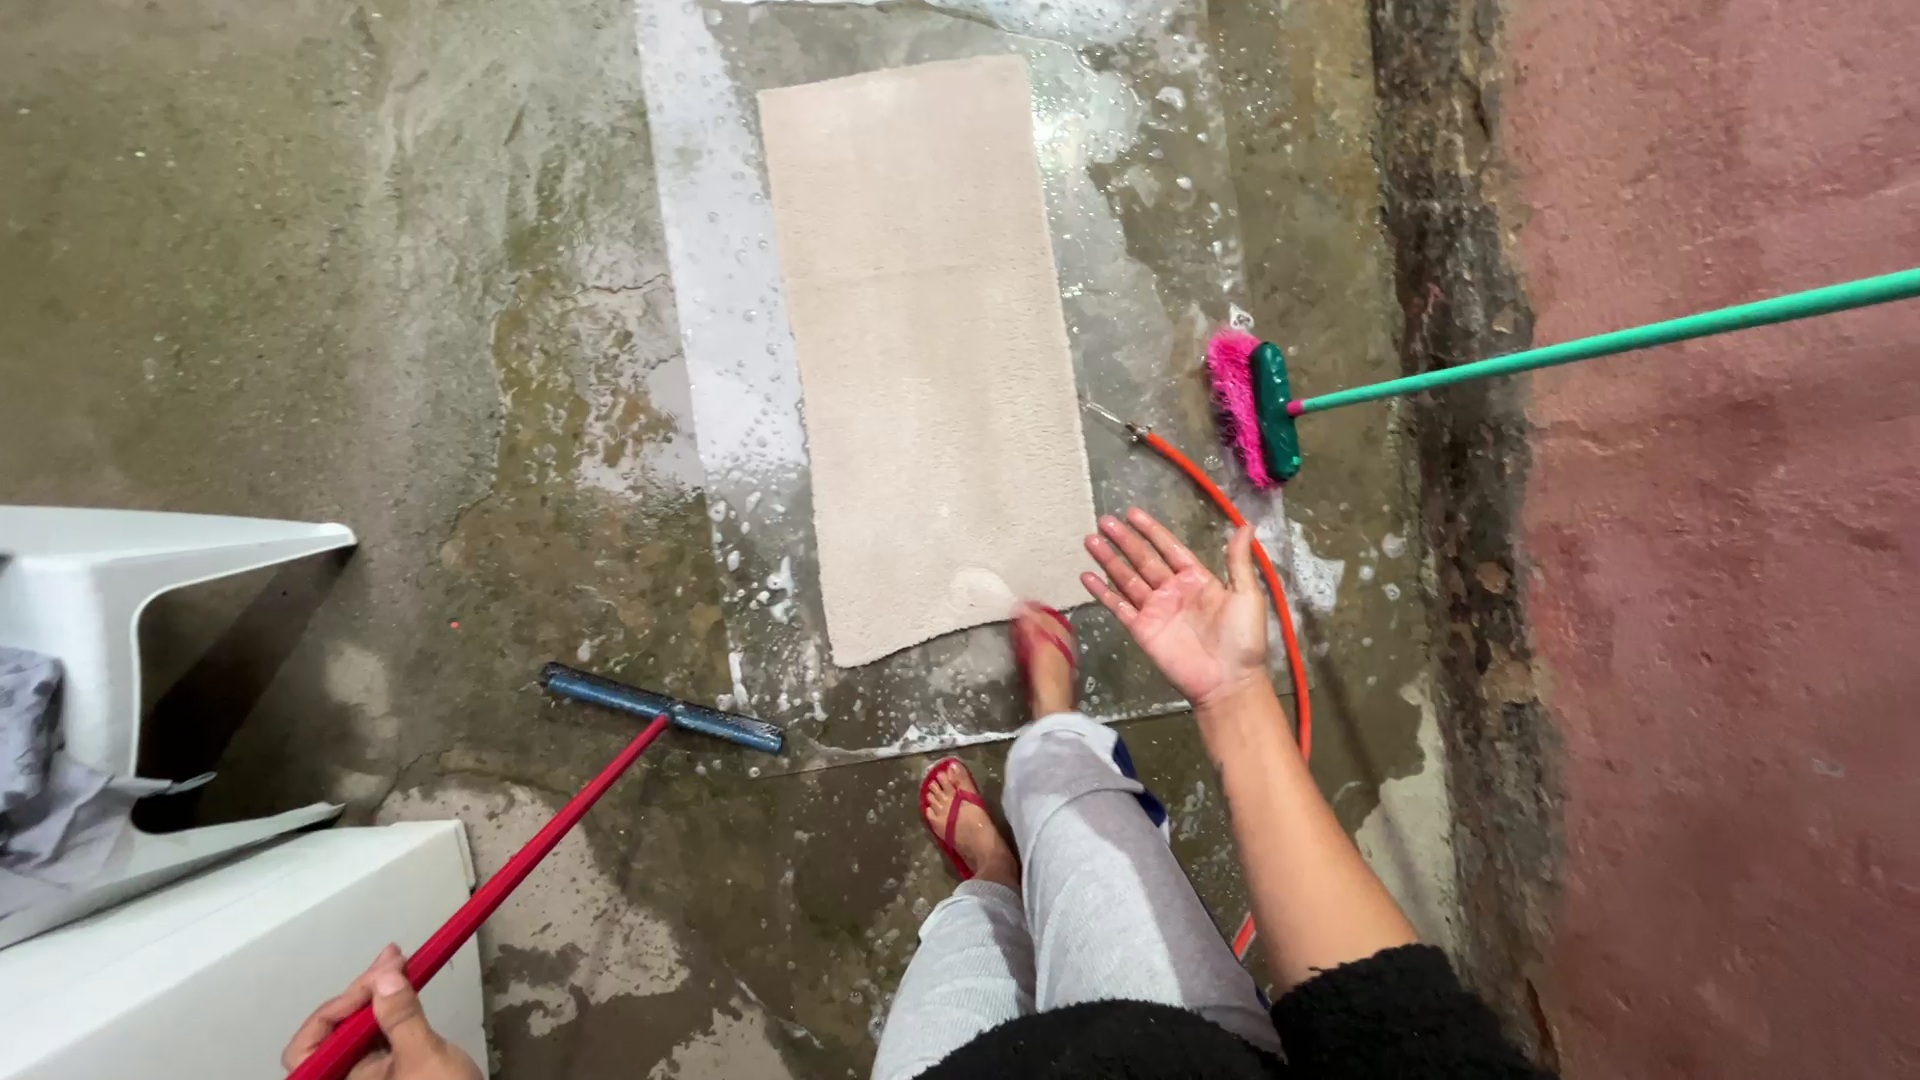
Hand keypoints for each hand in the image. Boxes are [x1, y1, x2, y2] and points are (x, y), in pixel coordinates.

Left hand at [283, 945, 481, 1079]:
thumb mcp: (423, 1057)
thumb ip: (401, 1017)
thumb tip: (385, 975)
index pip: (308, 1045)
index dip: (339, 1006)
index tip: (382, 974)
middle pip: (328, 1036)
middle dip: (360, 994)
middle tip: (395, 957)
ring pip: (350, 1035)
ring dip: (374, 998)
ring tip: (400, 963)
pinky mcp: (378, 1077)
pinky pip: (370, 1041)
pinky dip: (385, 1012)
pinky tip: (401, 989)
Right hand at [1081, 507, 1268, 707]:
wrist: (1228, 682)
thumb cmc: (1242, 639)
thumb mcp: (1247, 595)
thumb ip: (1238, 561)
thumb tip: (1246, 525)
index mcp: (1196, 579)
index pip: (1168, 547)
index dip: (1151, 530)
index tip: (1132, 513)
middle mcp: (1171, 590)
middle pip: (1142, 559)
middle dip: (1123, 540)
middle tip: (1104, 521)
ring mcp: (1154, 609)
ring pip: (1125, 578)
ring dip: (1108, 560)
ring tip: (1090, 540)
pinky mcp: (1141, 628)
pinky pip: (1118, 606)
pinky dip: (1102, 592)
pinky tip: (1087, 577)